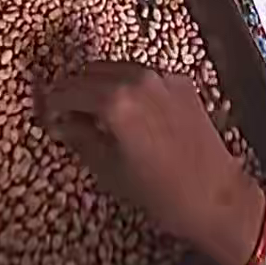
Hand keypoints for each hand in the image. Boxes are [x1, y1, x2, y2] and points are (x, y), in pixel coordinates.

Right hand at [43, 61, 264, 264]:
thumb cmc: (160, 192)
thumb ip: (80, 136)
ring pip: (117, 68)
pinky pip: (143, 74)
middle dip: (75, 88)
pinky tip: (131, 109)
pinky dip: (129, 85)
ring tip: (96, 109)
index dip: (54, 101)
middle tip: (67, 111)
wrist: (217, 196)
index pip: (70, 90)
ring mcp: (161, 76)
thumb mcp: (110, 169)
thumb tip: (60, 121)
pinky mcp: (179, 80)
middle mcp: (136, 78)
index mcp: (114, 101)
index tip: (48, 112)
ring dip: (101, 83)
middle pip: (91, 72)